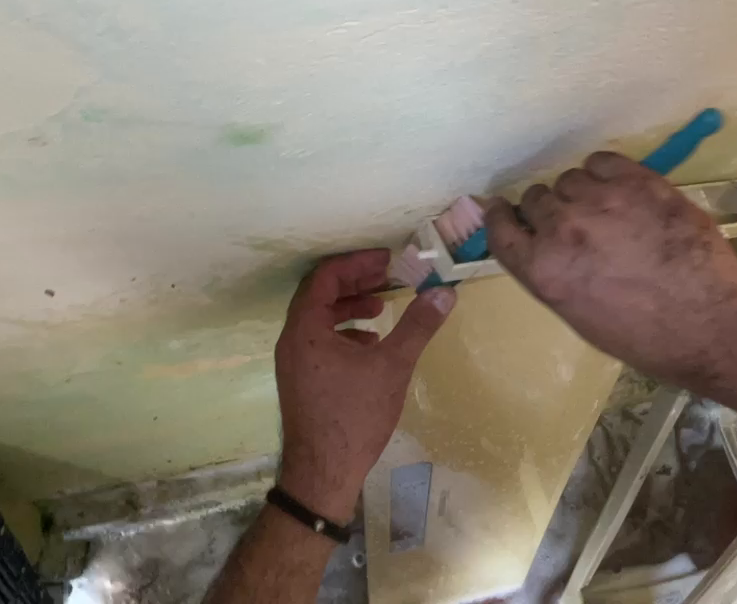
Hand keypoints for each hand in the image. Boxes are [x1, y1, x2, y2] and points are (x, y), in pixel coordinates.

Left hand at [275, 249, 456, 522]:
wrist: (322, 476)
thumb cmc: (354, 416)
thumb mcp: (392, 365)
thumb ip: (417, 326)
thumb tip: (444, 292)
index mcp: (305, 328)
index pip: (325, 276)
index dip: (356, 263)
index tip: (387, 260)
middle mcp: (292, 338)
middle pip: (319, 293)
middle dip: (355, 282)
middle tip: (387, 277)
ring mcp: (293, 361)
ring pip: (318, 317)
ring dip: (349, 306)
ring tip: (382, 310)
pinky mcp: (300, 379)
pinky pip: (318, 340)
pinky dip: (343, 331)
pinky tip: (370, 345)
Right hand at [483, 151, 736, 388]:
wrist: (711, 322)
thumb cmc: (645, 336)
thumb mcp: (578, 314)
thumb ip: (550, 272)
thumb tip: (541, 245)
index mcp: (543, 270)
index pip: (499, 228)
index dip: (498, 216)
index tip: (502, 210)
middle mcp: (561, 229)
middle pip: (534, 198)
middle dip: (548, 211)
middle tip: (575, 226)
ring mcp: (599, 201)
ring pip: (569, 178)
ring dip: (580, 193)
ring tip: (606, 212)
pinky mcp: (636, 181)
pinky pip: (601, 161)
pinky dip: (605, 172)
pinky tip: (621, 190)